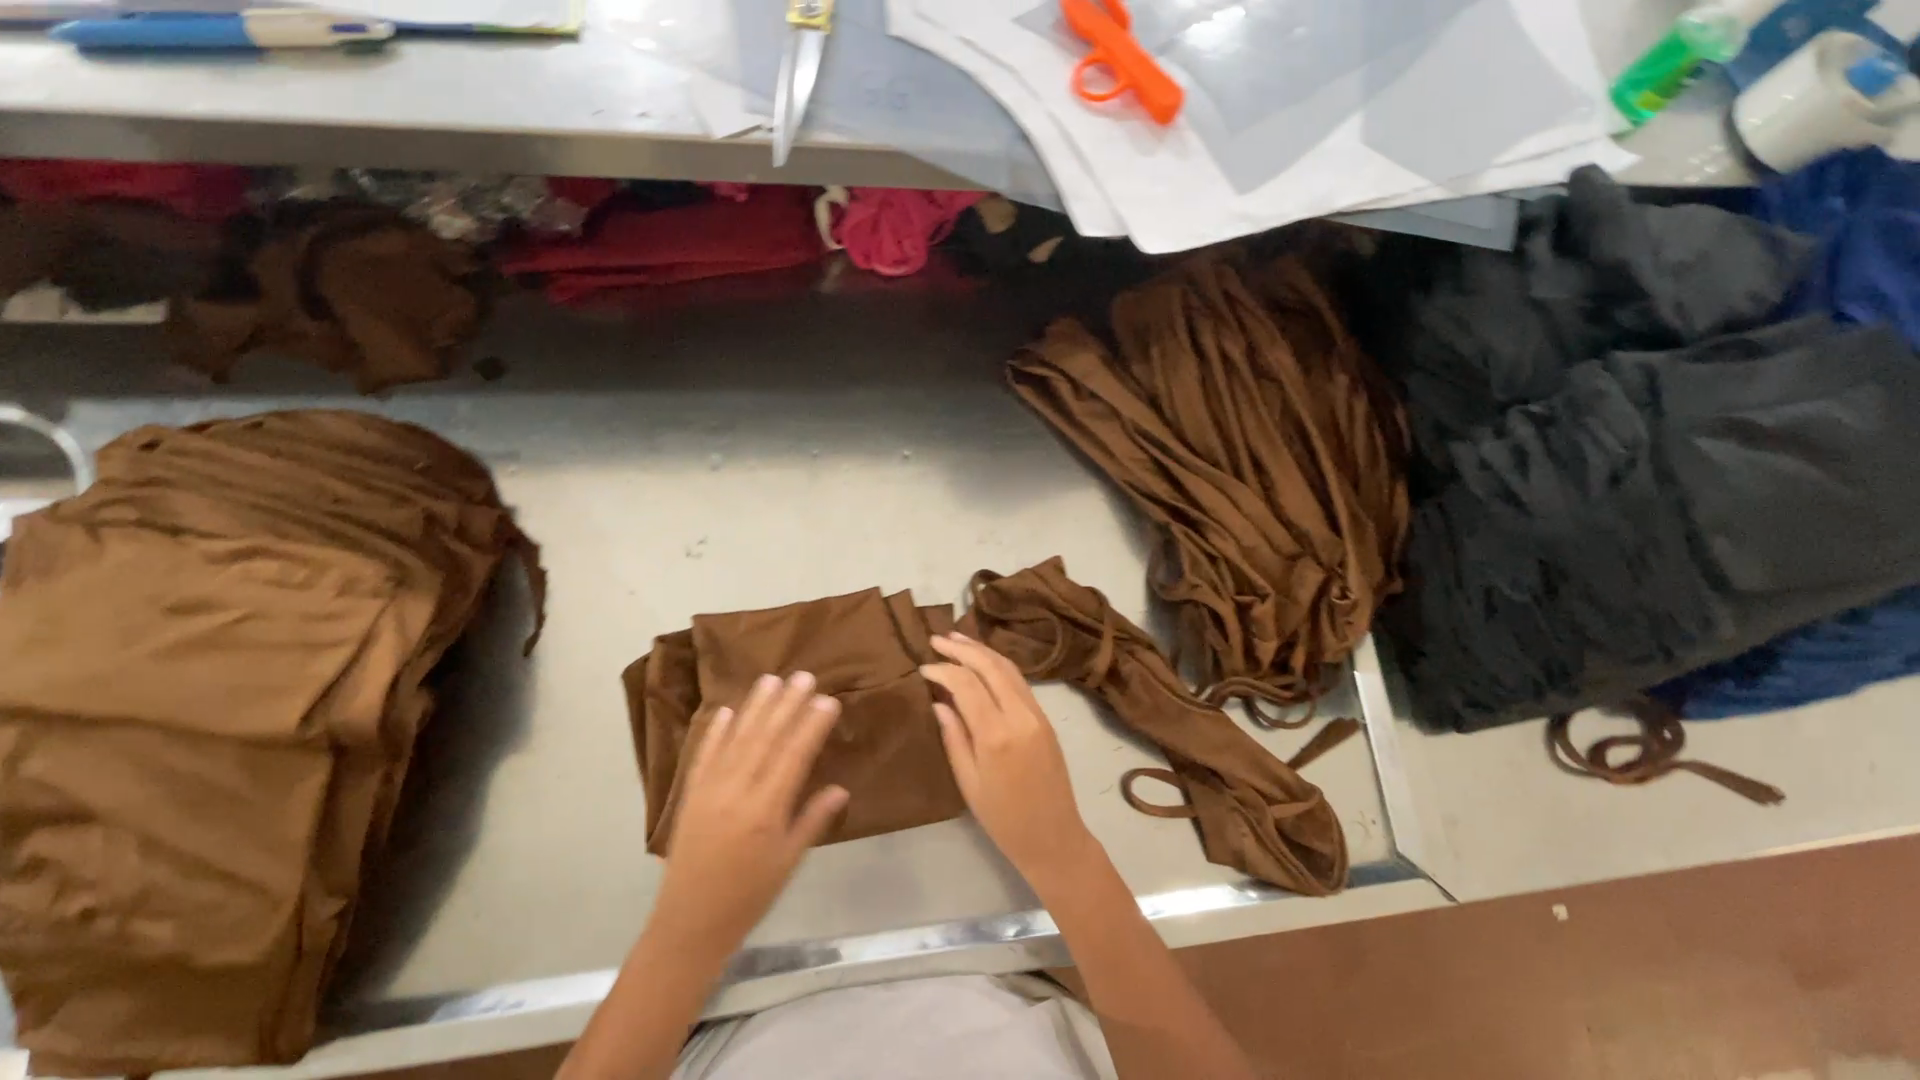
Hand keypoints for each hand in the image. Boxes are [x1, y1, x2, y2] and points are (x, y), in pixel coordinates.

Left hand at [648, 672, 848, 956]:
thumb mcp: (789, 862)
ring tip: (771, 680)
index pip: (793, 756)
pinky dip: (717, 732)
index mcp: (766, 810)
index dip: (811, 726)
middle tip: (804, 676)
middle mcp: (737, 792)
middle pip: (766, 739)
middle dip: (787, 705)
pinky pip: (705, 756)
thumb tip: (840, 788)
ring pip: (737, 739)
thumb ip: (812, 820)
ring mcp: (710, 790)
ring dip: (755, 708)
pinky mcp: (690, 795)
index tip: (827, 700)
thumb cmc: (749, 896)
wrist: (690, 922)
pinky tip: (728, 711)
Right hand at [921, 634, 1098, 883]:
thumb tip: (939, 702)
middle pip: (990, 667)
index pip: (966, 684)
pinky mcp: (1046, 719)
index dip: (943, 670)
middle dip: (962, 649)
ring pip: (1009, 669)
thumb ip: (954, 737)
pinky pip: (1021, 682)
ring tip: (957, 640)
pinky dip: (999, 666)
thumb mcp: (968, 782)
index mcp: (996, 735)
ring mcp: (1037, 715)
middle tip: (936, 638)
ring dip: (982, 651)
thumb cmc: (1003, 819)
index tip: (923, 667)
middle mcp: (1020, 716)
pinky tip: (983, 662)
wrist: (1054, 837)